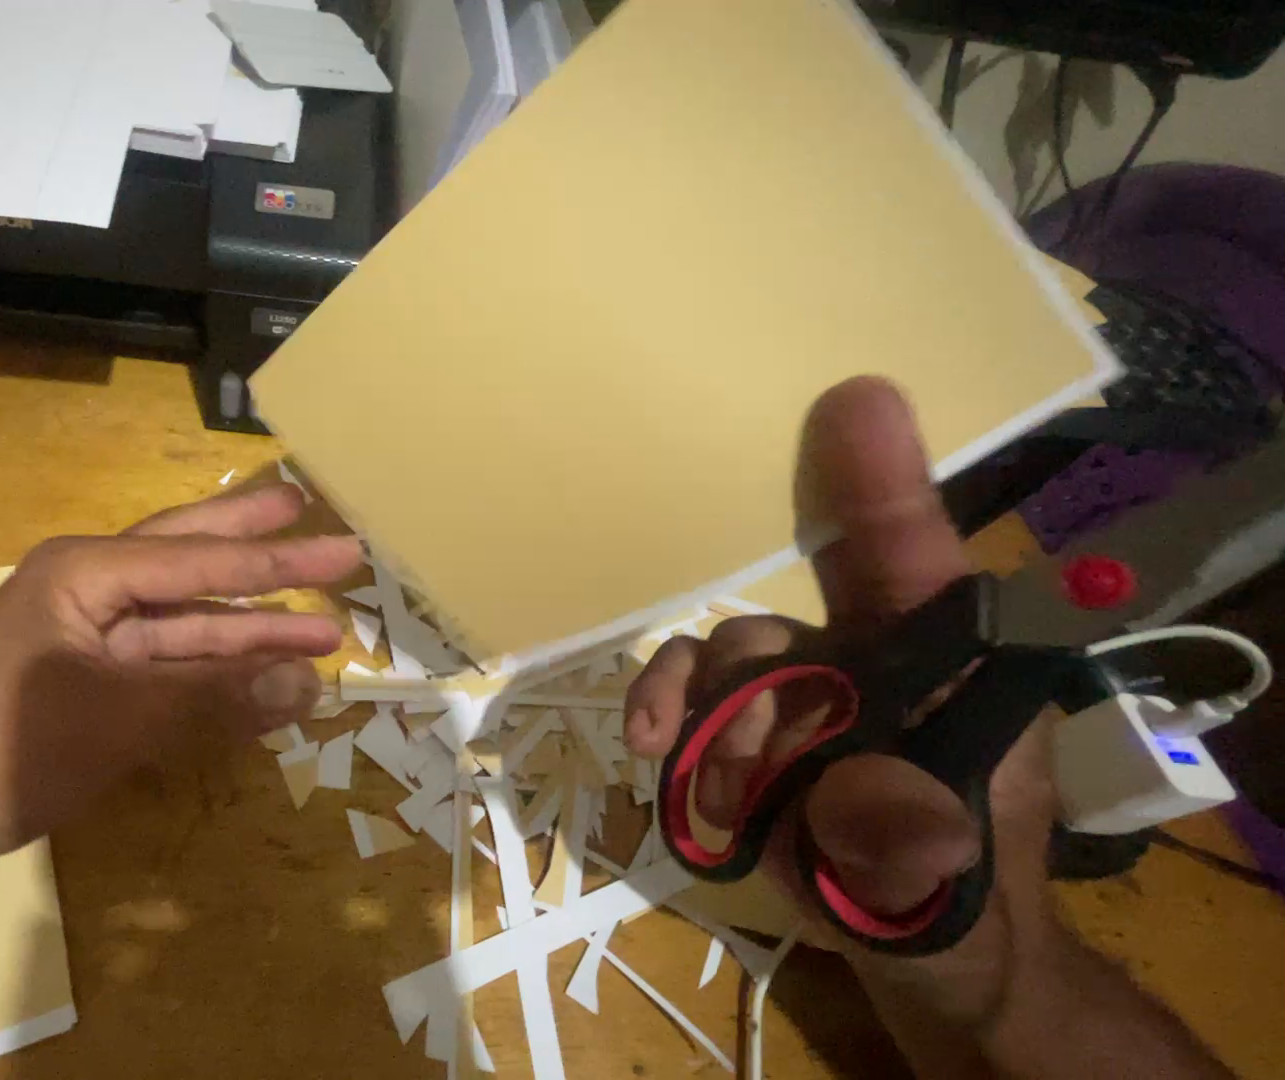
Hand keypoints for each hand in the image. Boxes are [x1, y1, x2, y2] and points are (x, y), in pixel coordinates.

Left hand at [0, 484, 363, 872]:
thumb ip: (215, 696)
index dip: (278, 560)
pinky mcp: (95, 675)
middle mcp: (91, 585)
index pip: (200, 561)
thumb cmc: (4, 748)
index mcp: (85, 570)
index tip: (342, 548)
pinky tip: (261, 668)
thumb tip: (310, 684)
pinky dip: (215, 668)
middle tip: (312, 516)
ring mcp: (92, 631)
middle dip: (255, 545)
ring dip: (248, 622)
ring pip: (186, 616)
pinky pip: (169, 661)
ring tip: (314, 617)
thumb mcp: (116, 718)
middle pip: (191, 558)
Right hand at [623, 377, 1060, 1010]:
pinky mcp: (728, 712)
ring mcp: (784, 680)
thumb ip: (905, 836)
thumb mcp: (937, 860)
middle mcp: (855, 649)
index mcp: (933, 657)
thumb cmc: (945, 874)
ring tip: (723, 785)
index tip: (849, 400)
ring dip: (707, 720)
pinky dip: (660, 711)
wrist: (898, 927)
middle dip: (755, 695)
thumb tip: (867, 815)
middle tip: (769, 765)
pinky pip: (677, 687)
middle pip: (771, 623)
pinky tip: (651, 746)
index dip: (876, 479)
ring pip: (716, 656)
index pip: (905, 554)